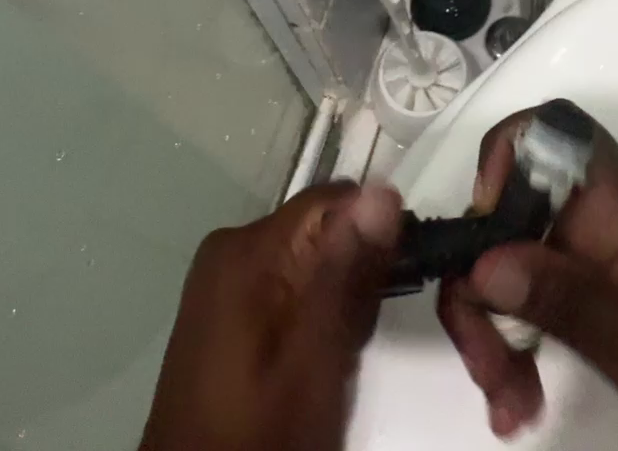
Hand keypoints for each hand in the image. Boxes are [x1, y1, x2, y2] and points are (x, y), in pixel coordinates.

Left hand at [139, 182, 403, 450]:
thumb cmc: (260, 427)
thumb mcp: (317, 355)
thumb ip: (348, 270)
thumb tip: (383, 190)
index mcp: (249, 246)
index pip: (334, 198)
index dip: (375, 229)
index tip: (396, 277)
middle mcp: (231, 245)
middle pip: (320, 228)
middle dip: (352, 271)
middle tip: (356, 336)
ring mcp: (221, 273)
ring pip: (306, 258)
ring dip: (333, 296)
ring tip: (333, 352)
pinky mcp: (221, 300)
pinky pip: (283, 280)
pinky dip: (307, 309)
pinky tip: (307, 356)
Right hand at [437, 104, 617, 444]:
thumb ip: (569, 302)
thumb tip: (482, 262)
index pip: (553, 132)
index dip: (503, 158)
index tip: (484, 237)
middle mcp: (599, 225)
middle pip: (510, 215)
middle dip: (479, 284)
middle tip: (486, 368)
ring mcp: (599, 264)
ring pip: (513, 264)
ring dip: (493, 327)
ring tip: (505, 402)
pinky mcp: (602, 301)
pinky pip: (536, 303)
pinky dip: (516, 346)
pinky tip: (518, 401)